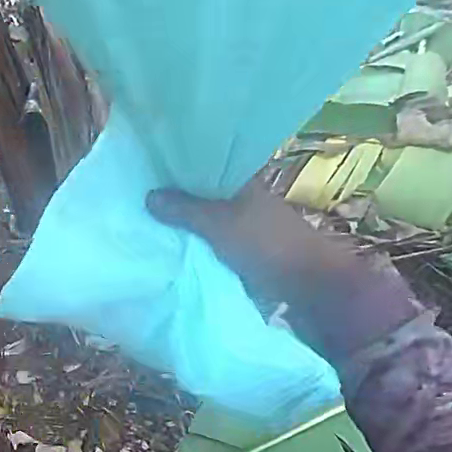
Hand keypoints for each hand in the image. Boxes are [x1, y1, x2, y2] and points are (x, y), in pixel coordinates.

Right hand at [145, 179, 417, 358]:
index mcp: (245, 183)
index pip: (209, 165)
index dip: (183, 167)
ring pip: (208, 220)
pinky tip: (175, 247)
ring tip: (151, 222)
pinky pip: (213, 242)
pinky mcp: (246, 251)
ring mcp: (247, 227)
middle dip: (179, 198)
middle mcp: (246, 200)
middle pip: (205, 195)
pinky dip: (197, 244)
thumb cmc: (266, 245)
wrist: (308, 285)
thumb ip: (185, 210)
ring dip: (187, 224)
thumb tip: (149, 195)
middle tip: (143, 198)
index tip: (152, 170)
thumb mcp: (220, 224)